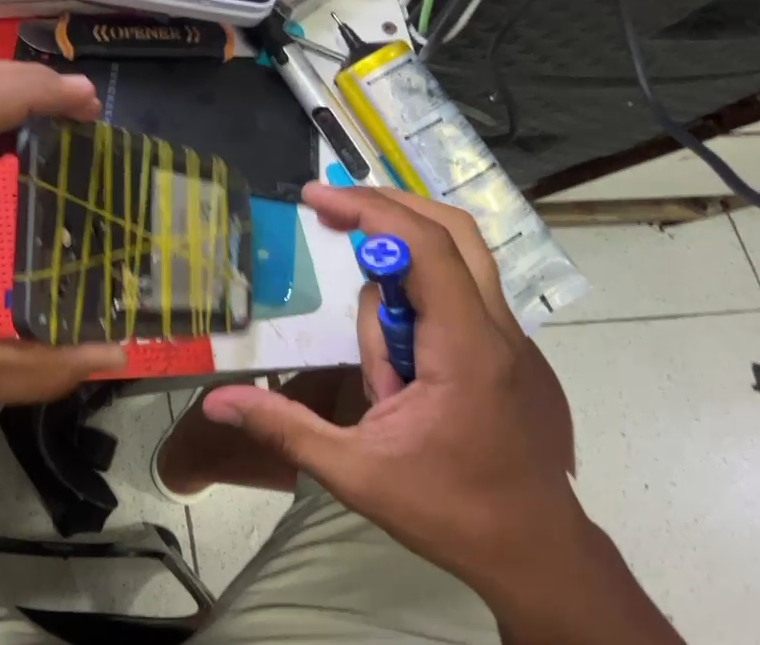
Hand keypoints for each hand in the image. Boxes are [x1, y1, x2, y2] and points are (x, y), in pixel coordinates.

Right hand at [202, 183, 580, 598]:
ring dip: (400, 269)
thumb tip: (215, 400)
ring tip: (368, 344)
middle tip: (327, 209)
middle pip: (452, 232)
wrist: (544, 561)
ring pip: (461, 263)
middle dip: (388, 207)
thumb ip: (284, 427)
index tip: (314, 198)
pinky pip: (463, 300)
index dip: (369, 210)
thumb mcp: (354, 471)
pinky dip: (420, 295)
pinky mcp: (514, 359)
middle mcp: (497, 332)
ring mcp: (514, 344)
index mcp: (464, 349)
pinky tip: (393, 355)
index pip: (423, 248)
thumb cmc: (450, 512)